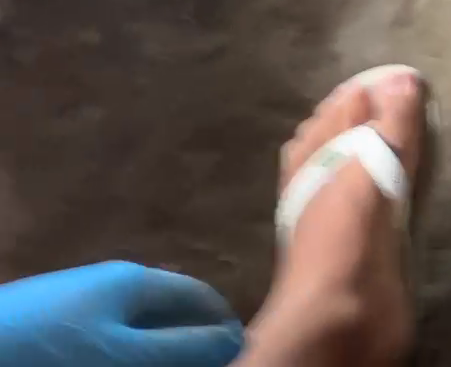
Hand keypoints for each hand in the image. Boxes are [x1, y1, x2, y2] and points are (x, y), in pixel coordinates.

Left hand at [0, 262, 242, 366]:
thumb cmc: (40, 358)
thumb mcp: (120, 358)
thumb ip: (184, 348)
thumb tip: (237, 339)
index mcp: (138, 279)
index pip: (203, 297)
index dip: (223, 325)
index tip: (234, 353)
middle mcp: (109, 281)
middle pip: (163, 310)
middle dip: (181, 340)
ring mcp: (63, 301)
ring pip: (122, 326)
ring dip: (142, 349)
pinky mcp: (26, 324)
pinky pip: (85, 336)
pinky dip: (104, 353)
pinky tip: (96, 365)